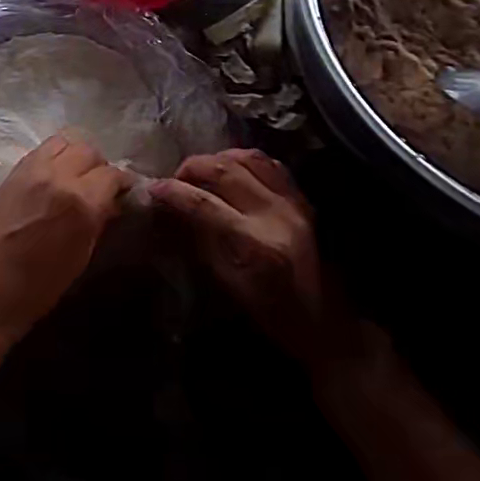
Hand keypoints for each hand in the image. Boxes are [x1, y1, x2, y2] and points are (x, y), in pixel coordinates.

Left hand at [0, 133, 130, 345]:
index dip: (123, 184)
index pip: (113, 175)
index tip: (124, 193)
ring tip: (77, 176)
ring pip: (66, 142)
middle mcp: (58, 177)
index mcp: (80, 202)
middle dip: (100, 168)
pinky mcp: (14, 171)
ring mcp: (33, 170)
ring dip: (77, 156)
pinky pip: (43, 149)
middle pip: (90, 151)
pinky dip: (56, 156)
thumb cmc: (42, 284)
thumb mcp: (83, 254)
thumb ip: (101, 219)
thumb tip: (115, 201)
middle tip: (100, 186)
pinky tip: (55, 176)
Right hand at [151, 149, 360, 369]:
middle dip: (191, 167)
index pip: (203, 203)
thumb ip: (200, 240)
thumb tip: (172, 211)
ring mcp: (292, 202)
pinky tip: (231, 168)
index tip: (153, 188)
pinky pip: (270, 163)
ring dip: (217, 158)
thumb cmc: (272, 313)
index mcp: (253, 244)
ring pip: (247, 157)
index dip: (173, 191)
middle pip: (223, 170)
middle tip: (175, 178)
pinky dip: (244, 159)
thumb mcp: (228, 284)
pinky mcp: (302, 198)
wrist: (326, 322)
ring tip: (200, 170)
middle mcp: (275, 214)